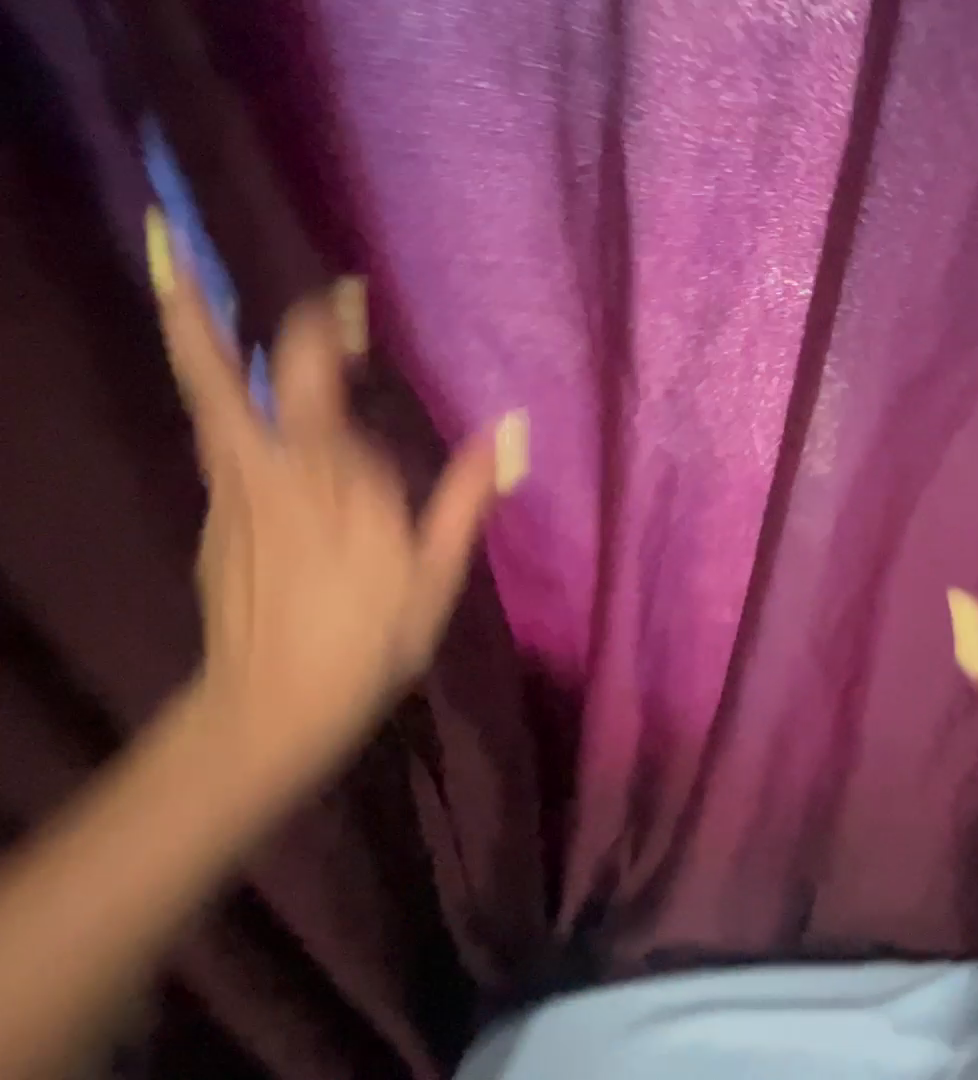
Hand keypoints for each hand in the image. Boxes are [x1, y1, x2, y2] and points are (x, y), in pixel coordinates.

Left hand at [148, 210, 524, 784]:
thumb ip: (468, 495)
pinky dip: (237, 410)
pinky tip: (266, 416)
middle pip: (214, 370)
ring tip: (203, 300)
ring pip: (207, 402)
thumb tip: (508, 430)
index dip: (324, 322)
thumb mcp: (439, 570)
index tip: (346, 292)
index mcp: (330, 474)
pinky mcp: (217, 519)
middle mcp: (264, 468)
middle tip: (173, 240)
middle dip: (197, 305)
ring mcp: (229, 493)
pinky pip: (226, 446)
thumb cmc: (374, 636)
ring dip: (204, 345)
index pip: (312, 371)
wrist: (274, 703)